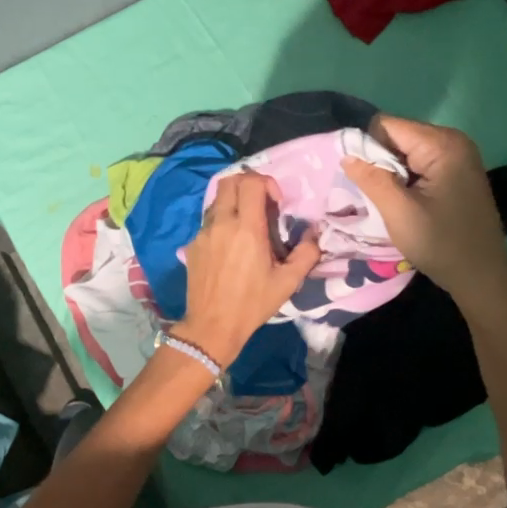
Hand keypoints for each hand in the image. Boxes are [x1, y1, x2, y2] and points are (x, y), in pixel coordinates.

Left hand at [173, 173, 320, 366]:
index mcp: (247, 229)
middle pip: (228, 181)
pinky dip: (222, 223)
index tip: (275, 202)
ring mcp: (203, 233)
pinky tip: (230, 247)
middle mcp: (221, 224)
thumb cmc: (252, 304)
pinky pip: (208, 222)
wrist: (212, 326)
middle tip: (261, 203)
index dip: (266, 183)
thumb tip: (314, 234)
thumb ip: (306, 254)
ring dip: (233, 203)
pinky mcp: (192, 245)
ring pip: (216, 201)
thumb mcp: (288, 282)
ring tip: (246, 226)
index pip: (251, 182)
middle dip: (247, 184)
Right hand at [342, 115, 506, 301]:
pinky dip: (407, 180)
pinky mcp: (458, 172)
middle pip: (398, 135)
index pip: (387, 125)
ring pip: (406, 151)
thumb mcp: (400, 213)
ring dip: (392, 173)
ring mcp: (458, 156)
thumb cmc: (442, 244)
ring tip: (392, 202)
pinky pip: (420, 164)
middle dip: (380, 161)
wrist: (482, 276)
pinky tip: (408, 204)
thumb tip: (347, 155)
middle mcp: (453, 140)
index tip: (364, 181)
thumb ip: (372, 179)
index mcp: (442, 144)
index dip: (367, 148)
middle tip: (378, 196)